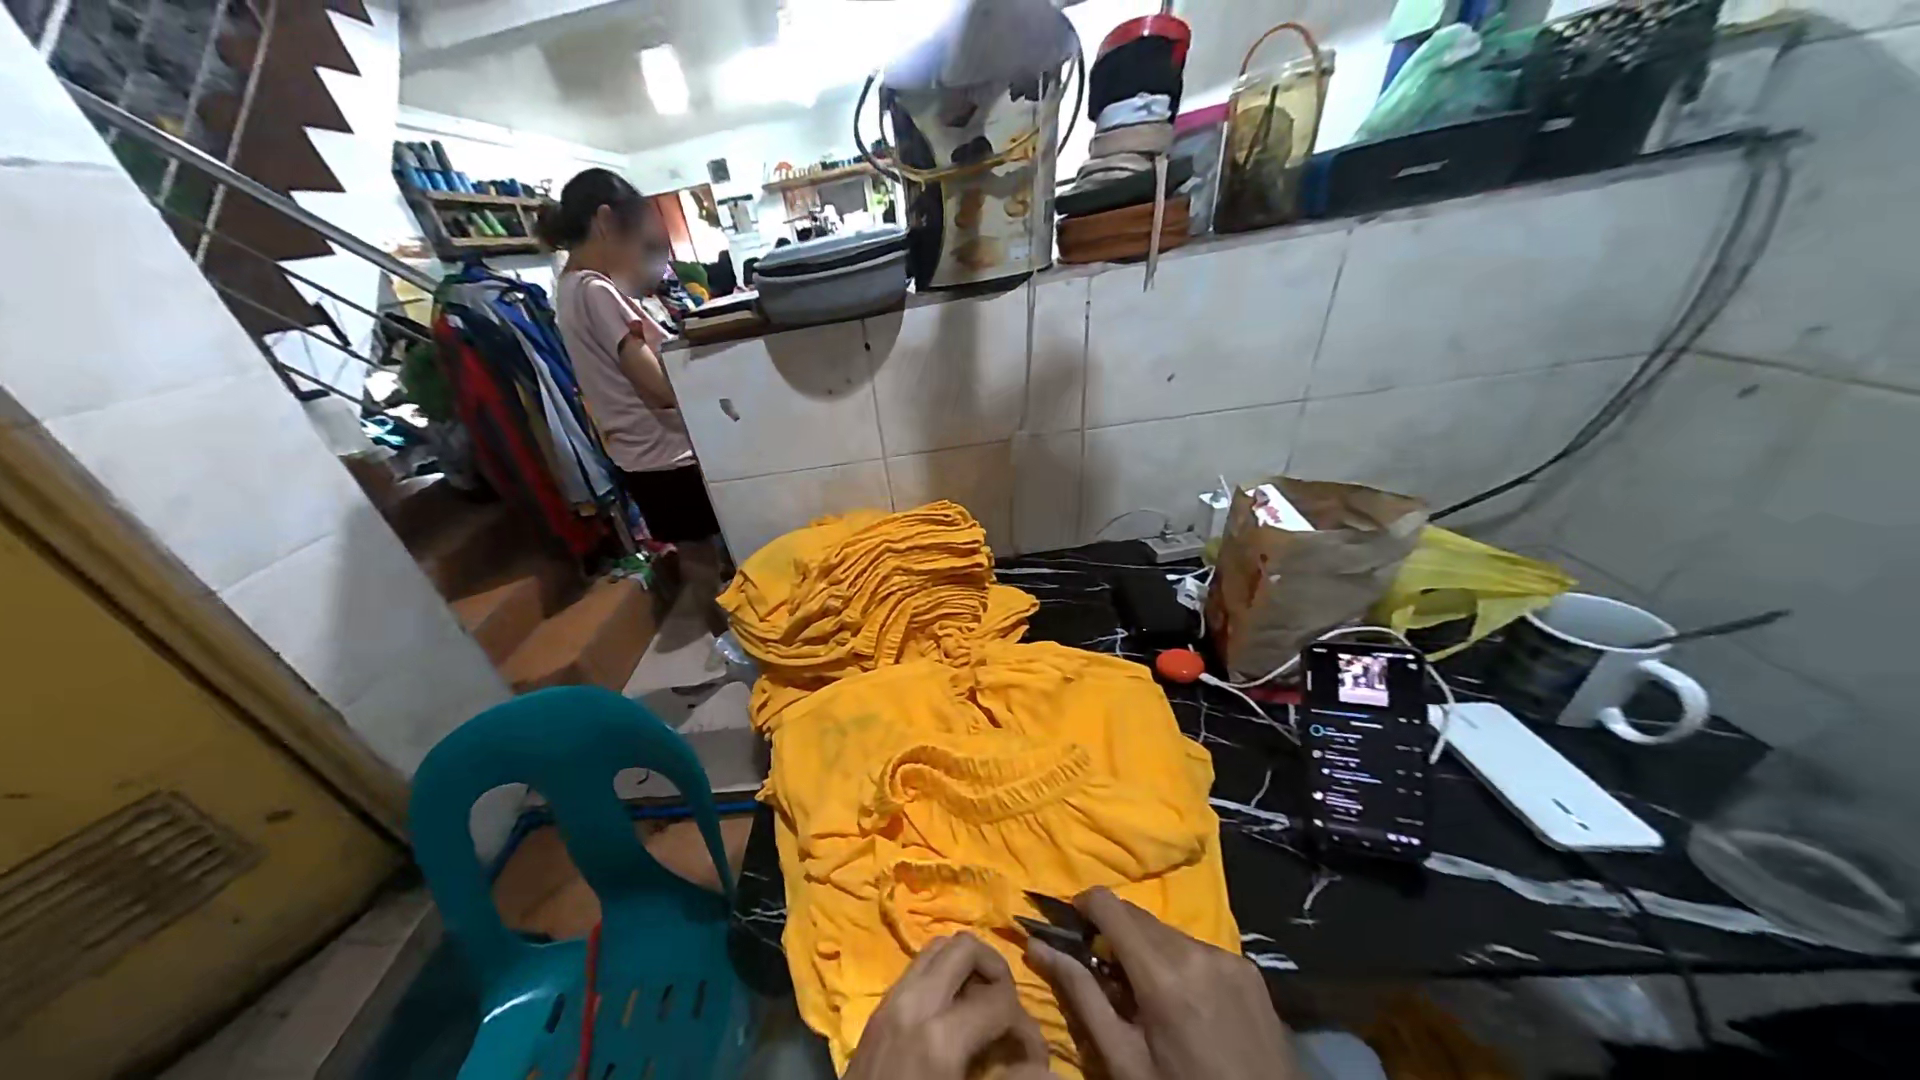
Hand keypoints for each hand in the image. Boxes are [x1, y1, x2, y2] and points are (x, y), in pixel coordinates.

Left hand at [846, 932, 1054, 1079]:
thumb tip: (1048, 1070)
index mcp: (940, 1035)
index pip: (1000, 1000)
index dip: (1027, 1027)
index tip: (1035, 1058)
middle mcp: (914, 1002)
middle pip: (965, 947)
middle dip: (996, 971)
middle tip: (1007, 1010)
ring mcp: (891, 1000)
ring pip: (937, 947)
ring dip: (966, 967)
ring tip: (981, 1006)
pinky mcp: (877, 1009)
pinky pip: (916, 968)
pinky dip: (941, 975)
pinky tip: (951, 1014)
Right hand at [1026, 888, 1298, 1079]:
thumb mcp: (1123, 1060)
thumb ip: (1081, 995)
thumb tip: (1038, 947)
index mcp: (1162, 974)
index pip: (1109, 904)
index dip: (1082, 906)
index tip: (1070, 928)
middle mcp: (1196, 951)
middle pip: (1137, 916)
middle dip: (1112, 933)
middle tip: (1104, 974)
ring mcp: (1227, 957)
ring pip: (1167, 931)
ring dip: (1146, 948)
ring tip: (1147, 997)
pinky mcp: (1249, 969)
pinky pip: (1198, 948)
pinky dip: (1179, 962)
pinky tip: (1186, 1004)